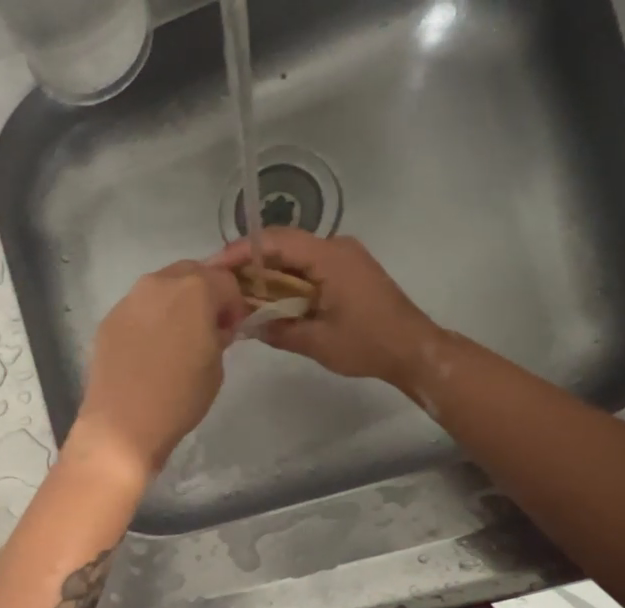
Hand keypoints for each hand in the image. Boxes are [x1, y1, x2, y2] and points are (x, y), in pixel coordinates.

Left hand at [71, 260, 248, 476]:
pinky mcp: (109, 319)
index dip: (234, 305)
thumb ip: (218, 336)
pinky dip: (149, 319)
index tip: (231, 331)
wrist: (122, 424)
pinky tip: (148, 351)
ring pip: (161, 288)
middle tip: (205, 329)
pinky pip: (138, 309)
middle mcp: (159, 283)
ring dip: (175, 304)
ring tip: (175, 339)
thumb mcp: (215, 367)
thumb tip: (212, 328)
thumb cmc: (179, 397)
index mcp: (195, 290)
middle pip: (191, 273)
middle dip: (204, 294)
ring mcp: (129, 299)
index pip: (226, 280)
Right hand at [212, 227, 447, 385]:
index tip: (212, 267)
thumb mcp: (316, 342)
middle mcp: (336, 248)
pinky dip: (284, 282)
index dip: (240, 251)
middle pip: (282, 245)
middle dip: (248, 262)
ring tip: (235, 293)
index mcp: (330, 257)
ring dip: (265, 273)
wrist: (413, 350)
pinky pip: (307, 269)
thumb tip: (246, 324)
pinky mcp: (346, 272)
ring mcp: (343, 258)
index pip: (275, 241)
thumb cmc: (368, 344)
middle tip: (217, 282)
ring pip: (293, 258)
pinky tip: (266, 300)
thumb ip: (277, 329)